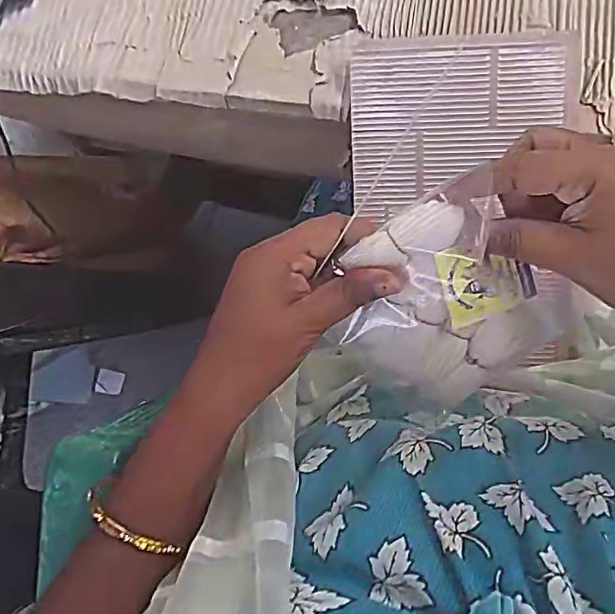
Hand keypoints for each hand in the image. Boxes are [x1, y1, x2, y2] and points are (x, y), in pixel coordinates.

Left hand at [189, 215, 402, 409]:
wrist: (219, 386)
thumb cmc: (261, 354)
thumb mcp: (310, 320)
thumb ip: (351, 293)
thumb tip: (394, 275)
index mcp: (275, 252)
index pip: (328, 227)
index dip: (364, 235)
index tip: (395, 254)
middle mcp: (267, 253)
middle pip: (321, 238)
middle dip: (356, 253)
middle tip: (390, 274)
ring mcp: (263, 270)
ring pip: (313, 257)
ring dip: (342, 270)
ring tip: (374, 286)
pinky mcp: (264, 288)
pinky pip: (301, 274)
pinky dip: (325, 282)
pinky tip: (346, 297)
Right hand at [486, 128, 614, 327]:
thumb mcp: (571, 257)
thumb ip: (521, 239)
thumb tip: (480, 235)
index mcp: (596, 166)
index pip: (524, 164)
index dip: (485, 182)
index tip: (454, 200)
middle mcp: (605, 155)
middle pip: (538, 145)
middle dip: (510, 177)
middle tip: (505, 218)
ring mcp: (614, 167)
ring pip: (552, 159)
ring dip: (529, 189)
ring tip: (528, 230)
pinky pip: (570, 176)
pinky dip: (549, 197)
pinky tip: (548, 229)